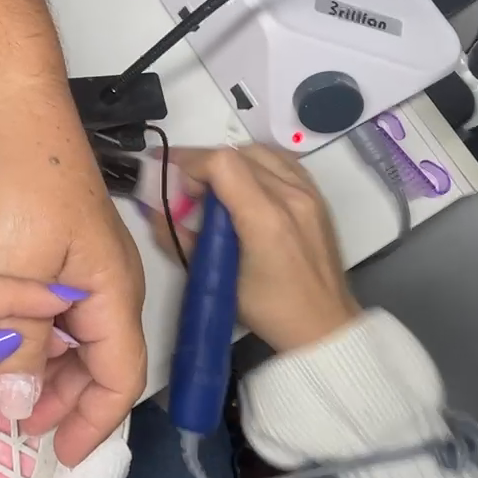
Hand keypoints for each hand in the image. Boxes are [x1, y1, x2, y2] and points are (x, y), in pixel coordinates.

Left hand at [0, 105, 145, 466]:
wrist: (10, 109)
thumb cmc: (19, 185)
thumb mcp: (14, 268)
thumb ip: (21, 339)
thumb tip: (22, 406)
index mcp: (112, 291)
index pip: (121, 376)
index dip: (94, 422)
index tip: (58, 454)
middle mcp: (106, 282)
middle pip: (101, 360)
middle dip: (67, 400)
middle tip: (21, 425)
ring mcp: (81, 262)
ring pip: (75, 336)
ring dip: (48, 370)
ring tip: (8, 392)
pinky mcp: (54, 247)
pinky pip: (53, 309)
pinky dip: (34, 336)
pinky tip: (3, 344)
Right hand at [162, 147, 360, 351]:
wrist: (324, 326)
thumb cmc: (269, 309)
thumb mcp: (216, 279)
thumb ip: (179, 241)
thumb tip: (153, 212)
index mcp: (265, 218)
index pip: (221, 163)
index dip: (190, 163)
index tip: (173, 180)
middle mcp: (291, 196)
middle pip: (237, 153)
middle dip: (204, 165)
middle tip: (189, 191)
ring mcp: (308, 194)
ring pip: (259, 152)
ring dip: (230, 162)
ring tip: (216, 188)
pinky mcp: (317, 197)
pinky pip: (281, 161)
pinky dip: (255, 165)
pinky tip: (245, 187)